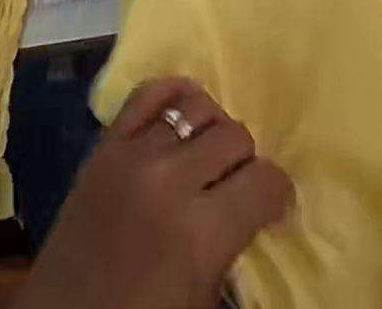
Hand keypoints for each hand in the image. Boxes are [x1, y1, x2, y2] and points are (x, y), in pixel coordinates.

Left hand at [15, 77, 294, 308]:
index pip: (265, 181)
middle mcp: (169, 180)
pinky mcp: (103, 145)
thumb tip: (254, 202)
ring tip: (205, 157)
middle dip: (244, 162)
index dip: (277, 194)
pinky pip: (147, 94)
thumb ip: (233, 241)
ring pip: (197, 107)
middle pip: (234, 135)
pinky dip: (171, 94)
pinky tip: (181, 112)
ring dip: (211, 132)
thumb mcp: (203, 297)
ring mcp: (132, 155)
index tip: (272, 206)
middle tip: (235, 188)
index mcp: (200, 233)